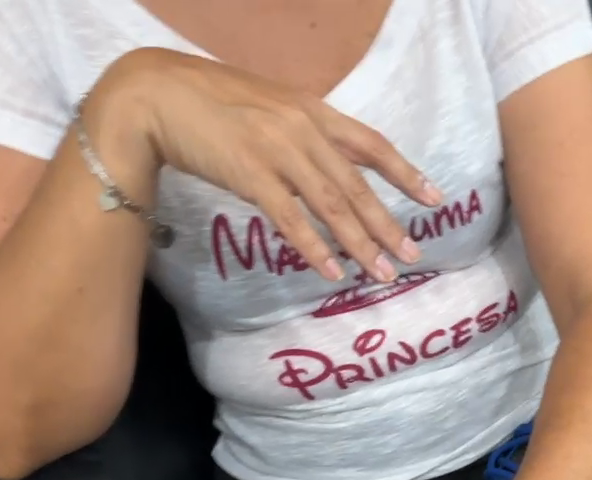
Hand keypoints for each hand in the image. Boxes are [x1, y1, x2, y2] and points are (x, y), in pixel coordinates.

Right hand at [91, 48, 439, 281]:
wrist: (158, 94)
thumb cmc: (214, 104)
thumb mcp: (272, 109)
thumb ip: (307, 135)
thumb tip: (335, 168)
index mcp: (313, 111)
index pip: (371, 144)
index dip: (405, 172)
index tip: (434, 199)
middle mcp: (303, 129)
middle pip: (356, 185)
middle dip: (387, 224)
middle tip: (411, 256)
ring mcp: (277, 150)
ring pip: (331, 205)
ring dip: (359, 243)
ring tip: (381, 273)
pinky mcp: (250, 174)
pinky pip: (291, 218)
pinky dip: (314, 247)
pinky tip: (332, 271)